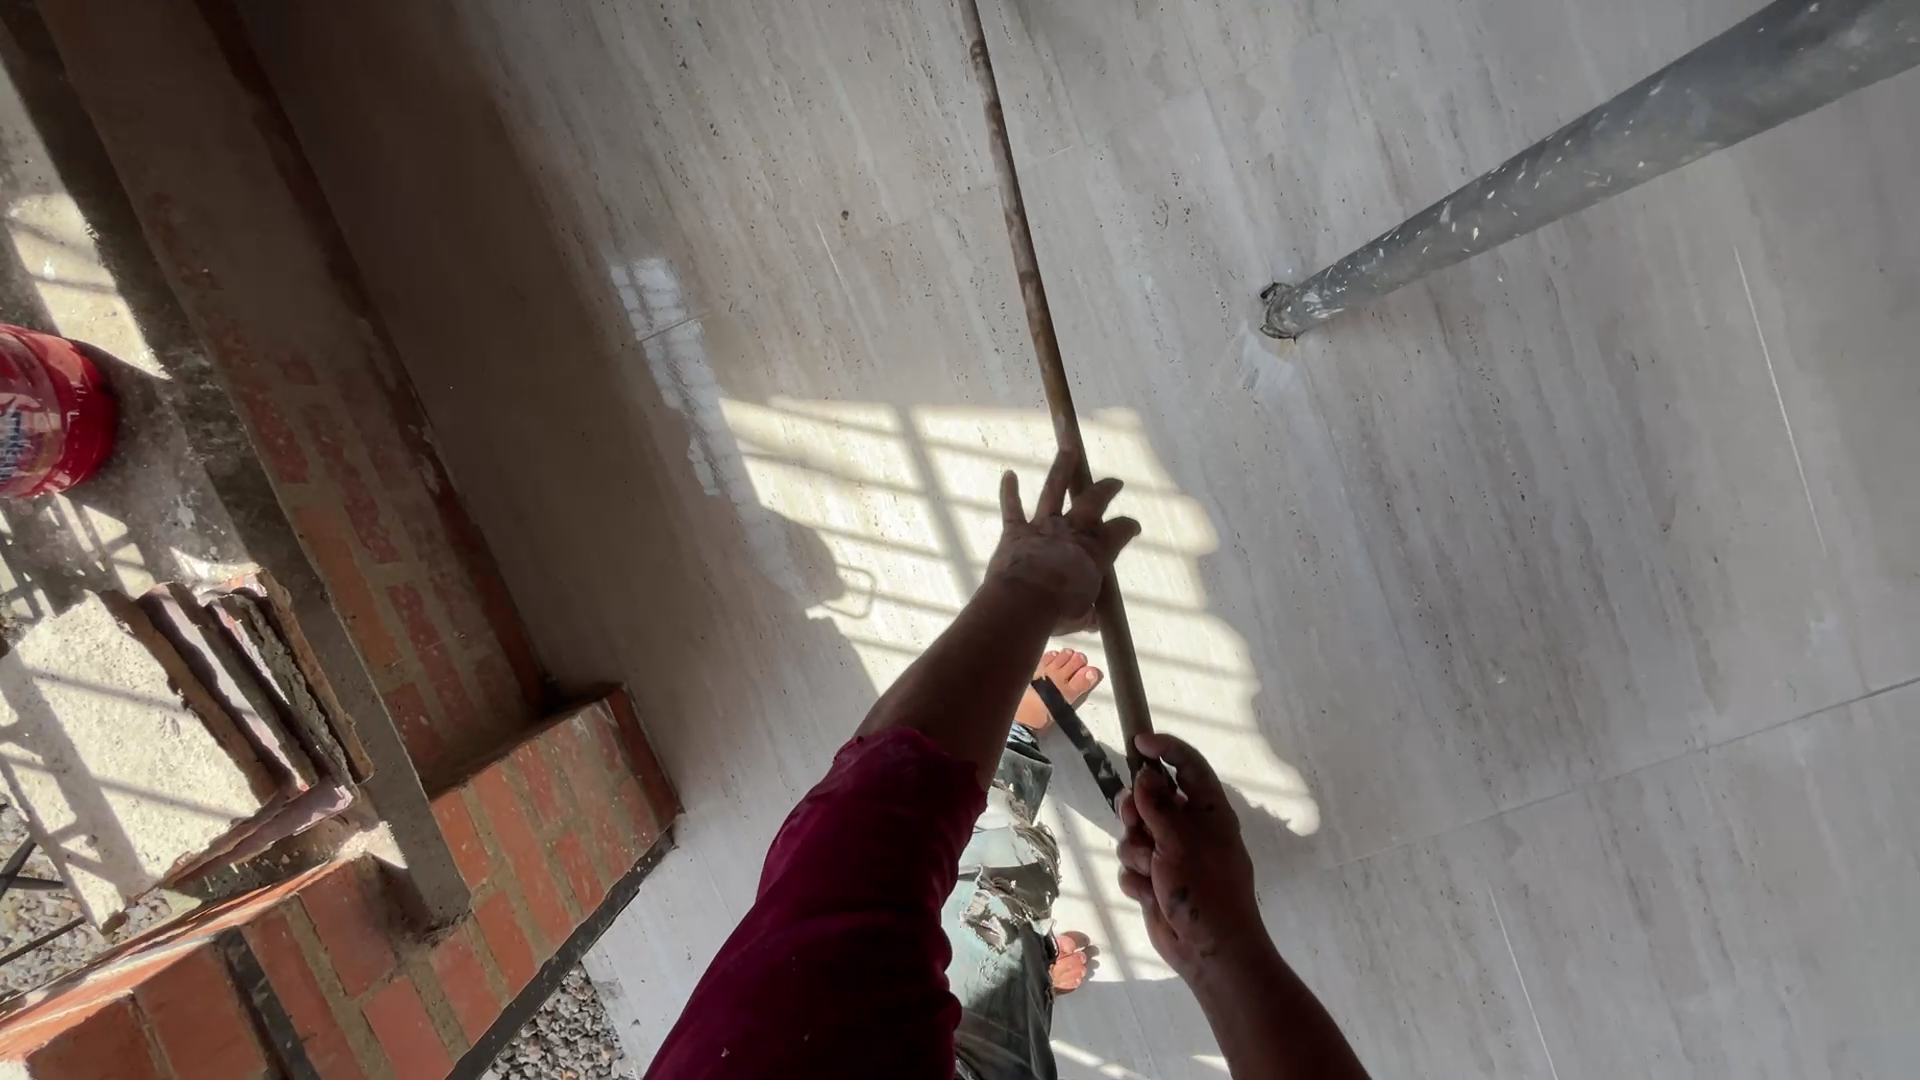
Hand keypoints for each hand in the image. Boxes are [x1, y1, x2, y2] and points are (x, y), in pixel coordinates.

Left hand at [988, 449, 1140, 633]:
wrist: (1023, 603)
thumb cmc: (1058, 613)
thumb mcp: (1081, 618)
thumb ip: (1087, 614)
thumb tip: (1090, 620)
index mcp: (1096, 552)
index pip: (1120, 532)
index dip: (1128, 527)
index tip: (1133, 526)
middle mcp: (1072, 532)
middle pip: (1093, 501)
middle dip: (1106, 489)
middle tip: (1114, 482)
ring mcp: (1043, 527)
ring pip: (1054, 490)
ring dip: (1062, 467)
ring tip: (1068, 448)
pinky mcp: (1015, 532)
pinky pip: (1012, 508)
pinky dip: (1008, 491)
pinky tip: (1007, 474)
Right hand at [1117, 733, 1269, 983]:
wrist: (1209, 953)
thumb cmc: (1205, 890)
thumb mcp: (1180, 840)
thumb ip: (1158, 805)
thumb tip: (1144, 775)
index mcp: (1208, 811)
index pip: (1187, 766)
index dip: (1165, 748)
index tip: (1138, 742)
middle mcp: (1189, 828)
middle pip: (1151, 798)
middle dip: (1136, 810)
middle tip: (1132, 818)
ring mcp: (1171, 854)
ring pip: (1135, 832)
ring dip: (1136, 850)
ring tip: (1150, 870)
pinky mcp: (1156, 879)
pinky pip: (1132, 863)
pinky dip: (1136, 877)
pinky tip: (1150, 893)